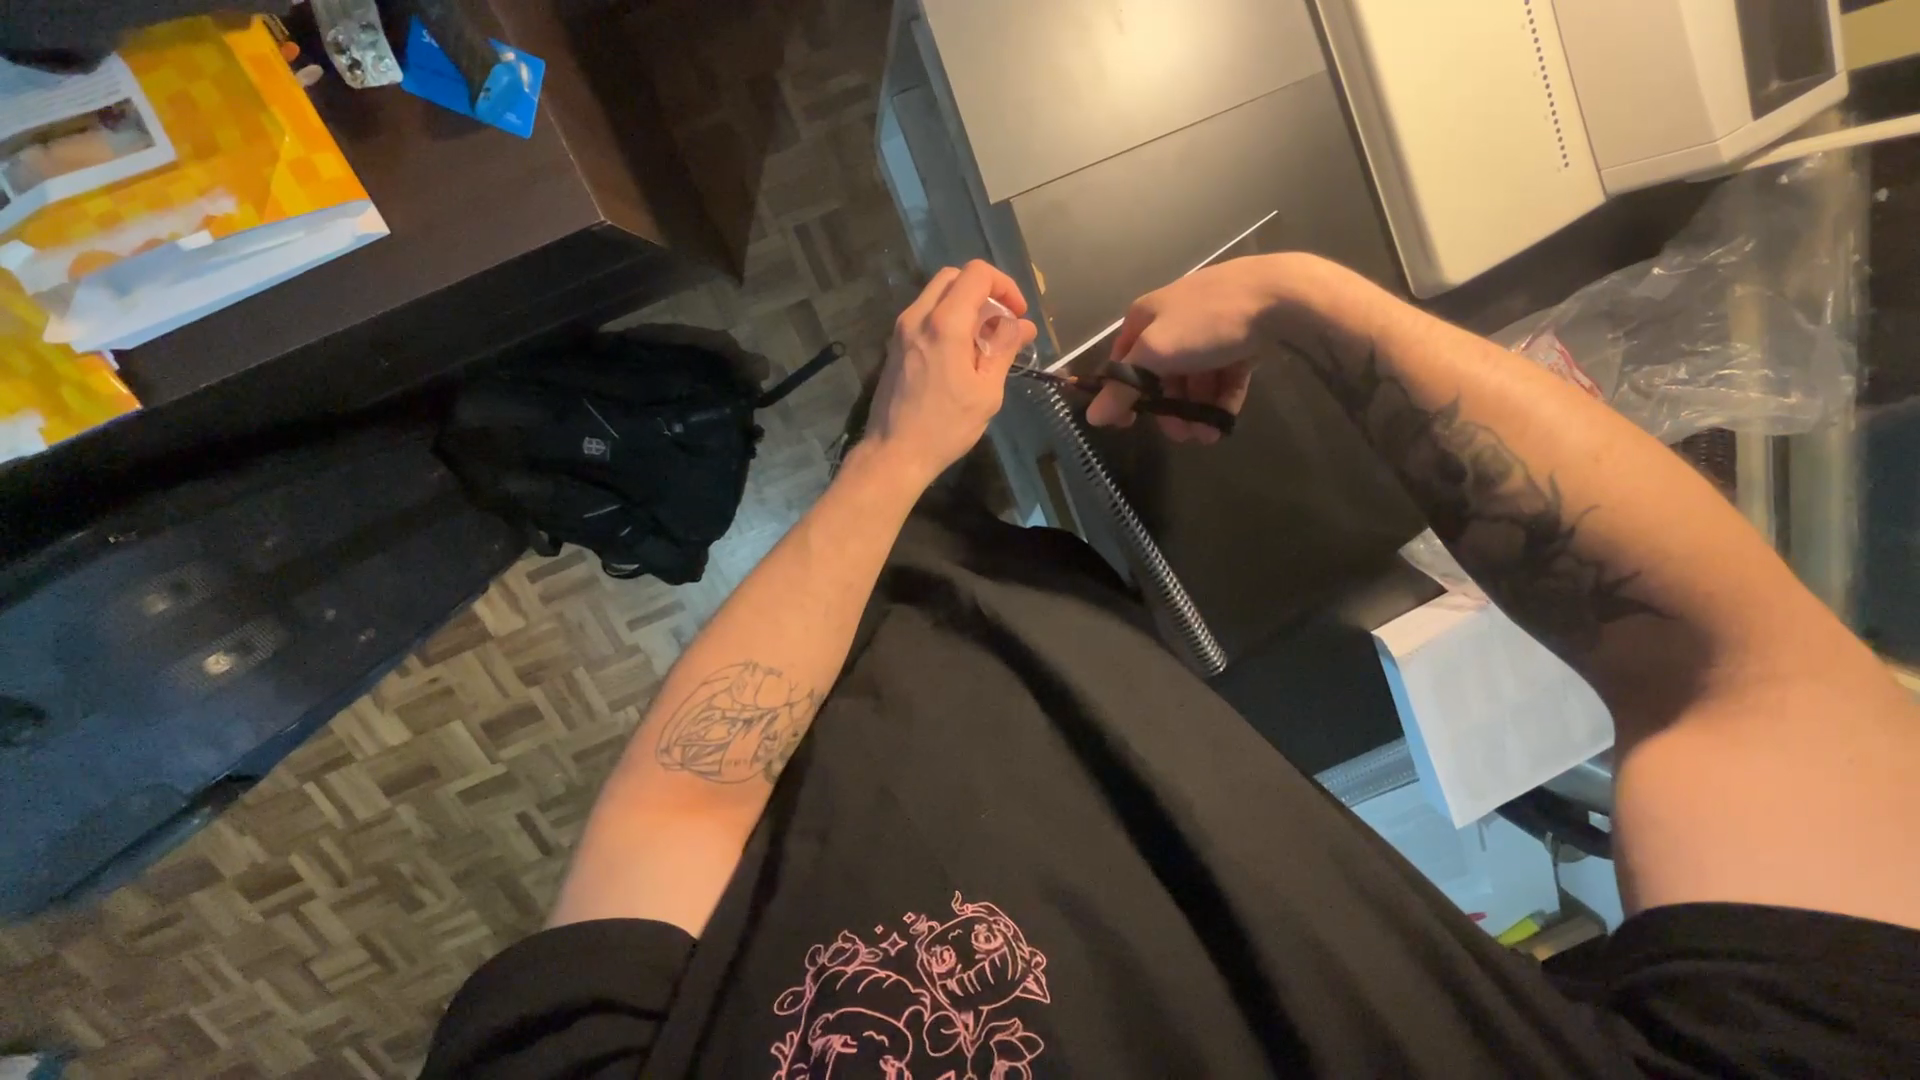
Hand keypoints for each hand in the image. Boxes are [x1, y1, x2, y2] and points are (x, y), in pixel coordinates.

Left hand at [863, 260, 1038, 486]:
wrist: (894, 453)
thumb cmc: (946, 427)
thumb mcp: (986, 391)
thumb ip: (1003, 350)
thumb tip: (1021, 325)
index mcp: (945, 324)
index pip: (977, 274)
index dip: (1004, 286)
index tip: (1017, 315)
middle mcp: (918, 317)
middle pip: (955, 277)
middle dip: (985, 292)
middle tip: (1003, 323)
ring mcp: (902, 330)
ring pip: (937, 295)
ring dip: (966, 306)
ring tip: (985, 341)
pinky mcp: (895, 345)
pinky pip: (925, 315)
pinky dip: (948, 319)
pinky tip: (962, 353)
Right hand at [1085, 254, 1312, 444]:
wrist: (1283, 297)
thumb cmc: (1208, 321)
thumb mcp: (1156, 354)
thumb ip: (1123, 387)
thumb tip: (1092, 416)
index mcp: (1147, 316)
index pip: (1122, 361)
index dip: (1122, 394)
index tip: (1130, 424)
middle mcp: (1175, 320)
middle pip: (1161, 375)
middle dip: (1168, 408)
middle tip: (1181, 436)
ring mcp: (1210, 329)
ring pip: (1194, 379)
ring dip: (1196, 410)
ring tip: (1208, 434)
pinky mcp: (1242, 339)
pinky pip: (1223, 375)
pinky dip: (1220, 399)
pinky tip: (1224, 421)